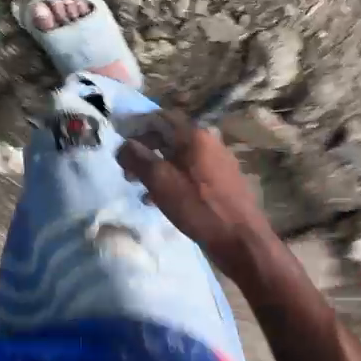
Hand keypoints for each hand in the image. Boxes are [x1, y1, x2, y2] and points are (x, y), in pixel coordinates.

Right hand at [115, 108, 272, 274]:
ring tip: (139, 186)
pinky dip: (172, 179)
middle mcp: (209, 142)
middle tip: (126, 167)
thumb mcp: (158, 180)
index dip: (135, 125)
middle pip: (168, 137)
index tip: (118, 140)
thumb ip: (135, 157)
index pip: (158, 117)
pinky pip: (190, 172)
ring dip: (156, 166)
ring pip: (178, 157)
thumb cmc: (198, 207)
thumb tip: (123, 146)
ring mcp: (219, 163)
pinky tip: (160, 199)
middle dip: (144, 149)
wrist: (243, 244)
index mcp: (195, 135)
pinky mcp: (223, 183)